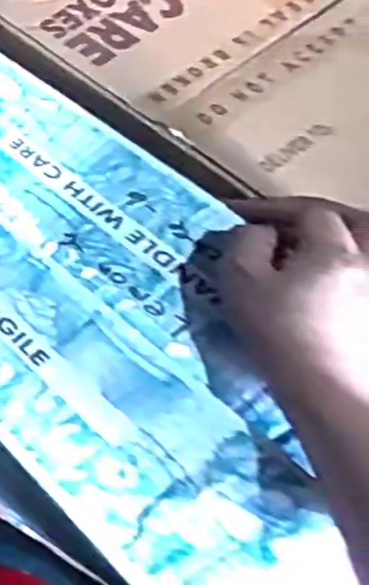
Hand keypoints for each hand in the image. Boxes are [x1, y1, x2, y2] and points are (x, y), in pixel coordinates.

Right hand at [222, 198, 368, 409]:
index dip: (271, 206)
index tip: (235, 212)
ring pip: (368, 247)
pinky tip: (317, 274)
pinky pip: (365, 270)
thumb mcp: (238, 275)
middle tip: (284, 219)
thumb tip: (261, 230)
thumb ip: (246, 242)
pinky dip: (347, 261)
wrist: (327, 383)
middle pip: (361, 222)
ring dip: (339, 238)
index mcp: (338, 253)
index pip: (311, 211)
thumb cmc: (274, 324)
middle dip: (322, 214)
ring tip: (302, 246)